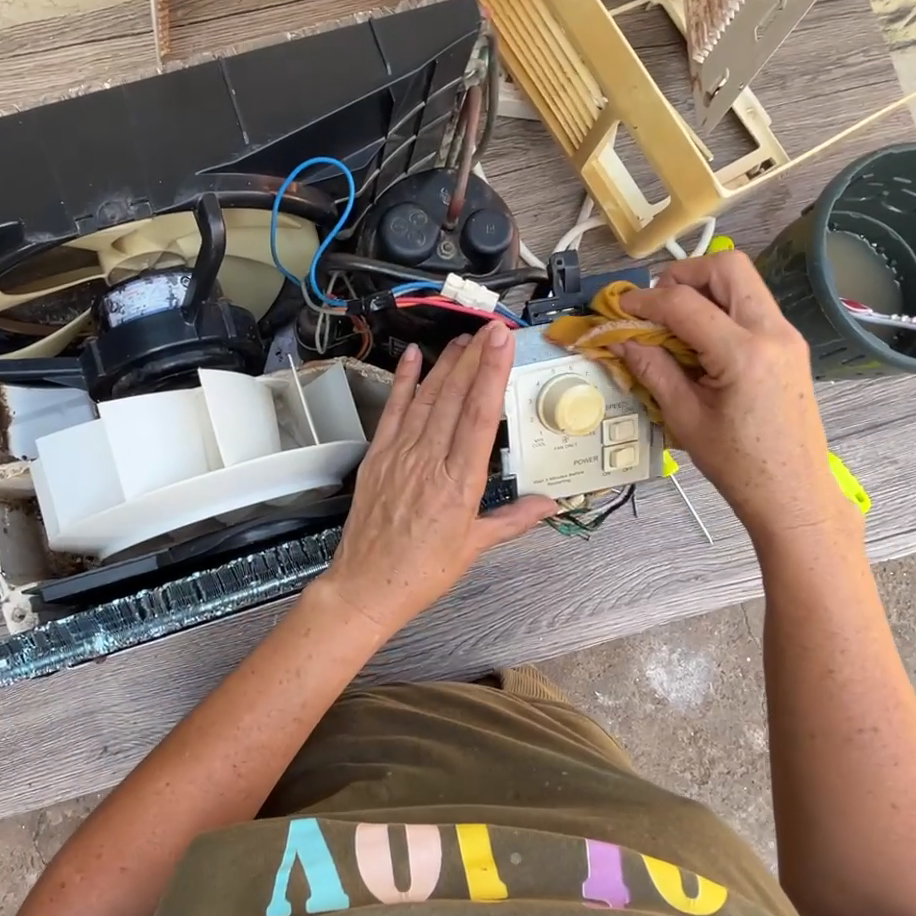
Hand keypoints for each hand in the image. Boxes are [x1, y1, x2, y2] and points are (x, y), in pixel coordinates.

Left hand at [316, 323, 559, 634]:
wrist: (368, 586)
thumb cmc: (421, 572)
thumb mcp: (473, 548)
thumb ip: (512, 520)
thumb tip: (548, 505)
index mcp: (459, 484)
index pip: (480, 416)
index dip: (492, 374)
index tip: (502, 343)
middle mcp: (429, 462)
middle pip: (454, 398)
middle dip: (474, 358)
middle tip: (490, 329)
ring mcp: (400, 456)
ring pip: (426, 399)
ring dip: (445, 365)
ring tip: (464, 339)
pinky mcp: (378, 458)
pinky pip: (392, 412)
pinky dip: (403, 383)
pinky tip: (413, 358)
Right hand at [612, 252, 852, 540]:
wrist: (791, 490)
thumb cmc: (739, 464)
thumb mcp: (684, 417)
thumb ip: (653, 369)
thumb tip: (625, 340)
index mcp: (743, 354)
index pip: (685, 303)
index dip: (645, 301)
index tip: (620, 309)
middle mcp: (773, 333)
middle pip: (727, 267)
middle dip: (682, 275)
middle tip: (653, 303)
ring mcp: (786, 336)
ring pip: (743, 282)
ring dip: (702, 289)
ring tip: (670, 322)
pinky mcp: (788, 346)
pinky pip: (750, 306)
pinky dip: (718, 308)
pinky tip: (695, 340)